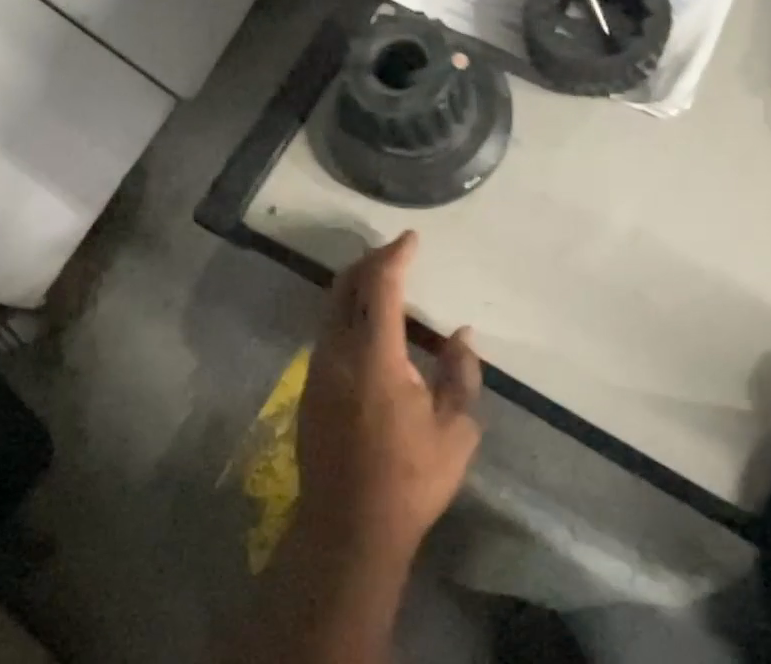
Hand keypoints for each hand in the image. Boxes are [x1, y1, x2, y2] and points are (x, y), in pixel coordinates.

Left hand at [296, 231, 482, 564]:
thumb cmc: (410, 482)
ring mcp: (316, 374)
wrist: (348, 531)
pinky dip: (349, 316)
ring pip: (330, 310)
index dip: (395, 256)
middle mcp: (337, 356)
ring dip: (357, 290)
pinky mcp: (309, 392)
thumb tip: (459, 336)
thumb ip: (461, 375)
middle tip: (398, 254)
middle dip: (370, 263)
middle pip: (344, 288)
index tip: (412, 240)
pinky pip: (328, 334)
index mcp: (375, 359)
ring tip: (390, 289)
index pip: (379, 287)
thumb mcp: (457, 432)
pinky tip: (374, 333)